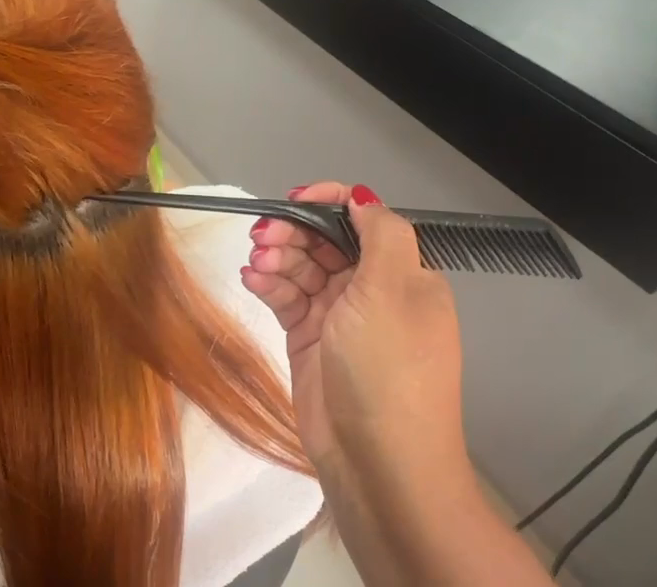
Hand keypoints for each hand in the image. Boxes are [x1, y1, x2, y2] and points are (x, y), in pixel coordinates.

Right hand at [240, 182, 466, 478]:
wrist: (378, 459)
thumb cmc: (390, 368)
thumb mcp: (393, 291)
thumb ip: (380, 234)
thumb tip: (362, 198)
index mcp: (404, 275)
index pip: (363, 220)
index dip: (328, 203)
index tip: (294, 200)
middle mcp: (372, 289)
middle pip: (324, 239)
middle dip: (293, 230)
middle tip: (263, 237)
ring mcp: (338, 315)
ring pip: (300, 265)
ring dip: (275, 256)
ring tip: (257, 265)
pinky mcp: (308, 337)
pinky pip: (284, 295)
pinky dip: (267, 282)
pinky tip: (252, 280)